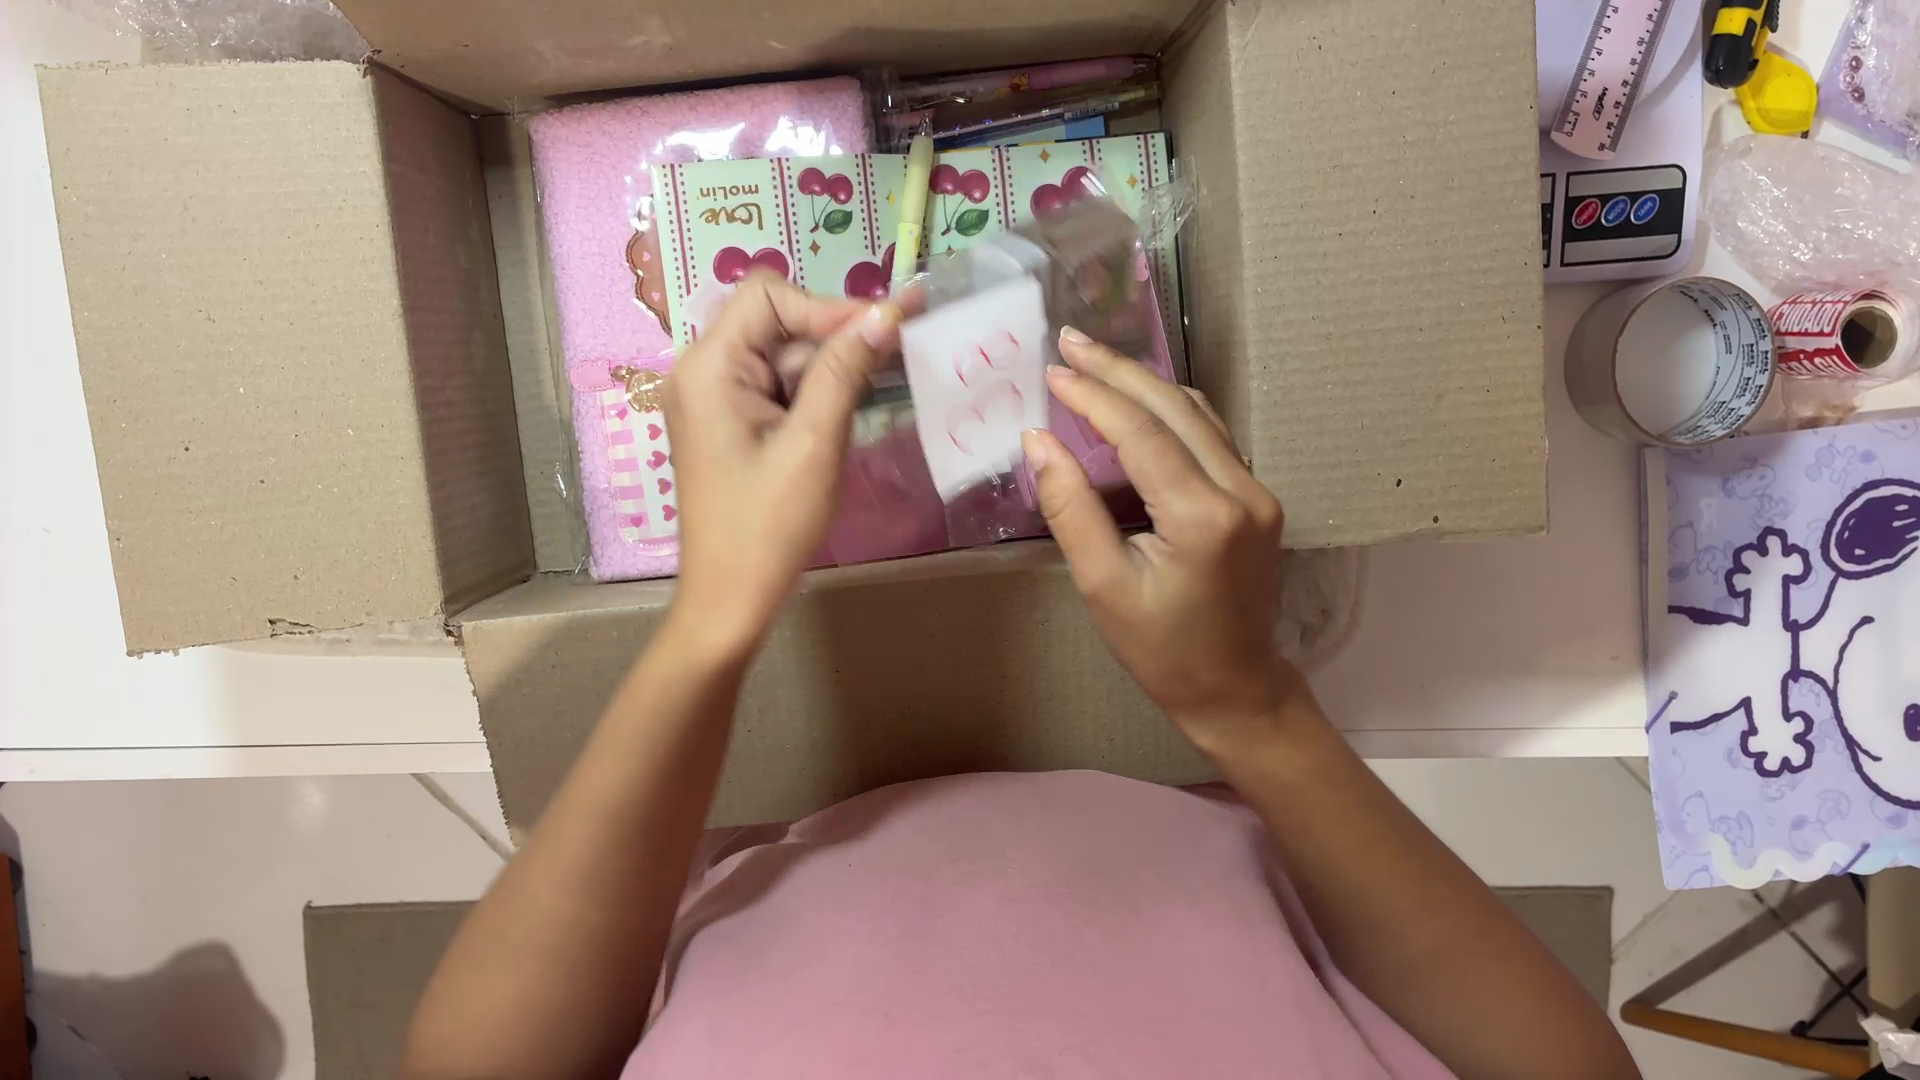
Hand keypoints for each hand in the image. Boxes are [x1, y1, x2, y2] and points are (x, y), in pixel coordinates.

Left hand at [664, 272, 899, 656]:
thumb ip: (845, 371)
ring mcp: (718, 400)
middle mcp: (705, 372)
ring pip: (784, 357)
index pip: (768, 297)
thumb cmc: (769, 525)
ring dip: (831, 368)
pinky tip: (850, 410)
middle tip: (898, 352)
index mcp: (710, 367)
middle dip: (835, 337)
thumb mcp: (814, 443)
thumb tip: (885, 313)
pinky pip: (780, 389)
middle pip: (776, 323)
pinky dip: (816, 393)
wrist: (732, 597)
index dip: (828, 306)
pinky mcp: (734, 425)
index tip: (885, 330)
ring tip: (880, 387)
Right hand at [1021, 328, 1294, 749]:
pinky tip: (1136, 400)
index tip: (1052, 369)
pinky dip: (1169, 411)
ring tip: (1094, 361)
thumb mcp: (1102, 585)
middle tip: (1070, 339)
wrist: (1234, 687)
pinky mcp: (1257, 498)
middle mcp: (1242, 491)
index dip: (1094, 395)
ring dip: (1145, 384)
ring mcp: (1258, 491)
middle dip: (1119, 370)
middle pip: (1176, 408)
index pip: (1143, 434)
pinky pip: (1210, 436)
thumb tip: (1037, 441)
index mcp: (1204, 517)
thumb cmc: (1161, 649)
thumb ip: (1071, 509)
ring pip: (1198, 414)